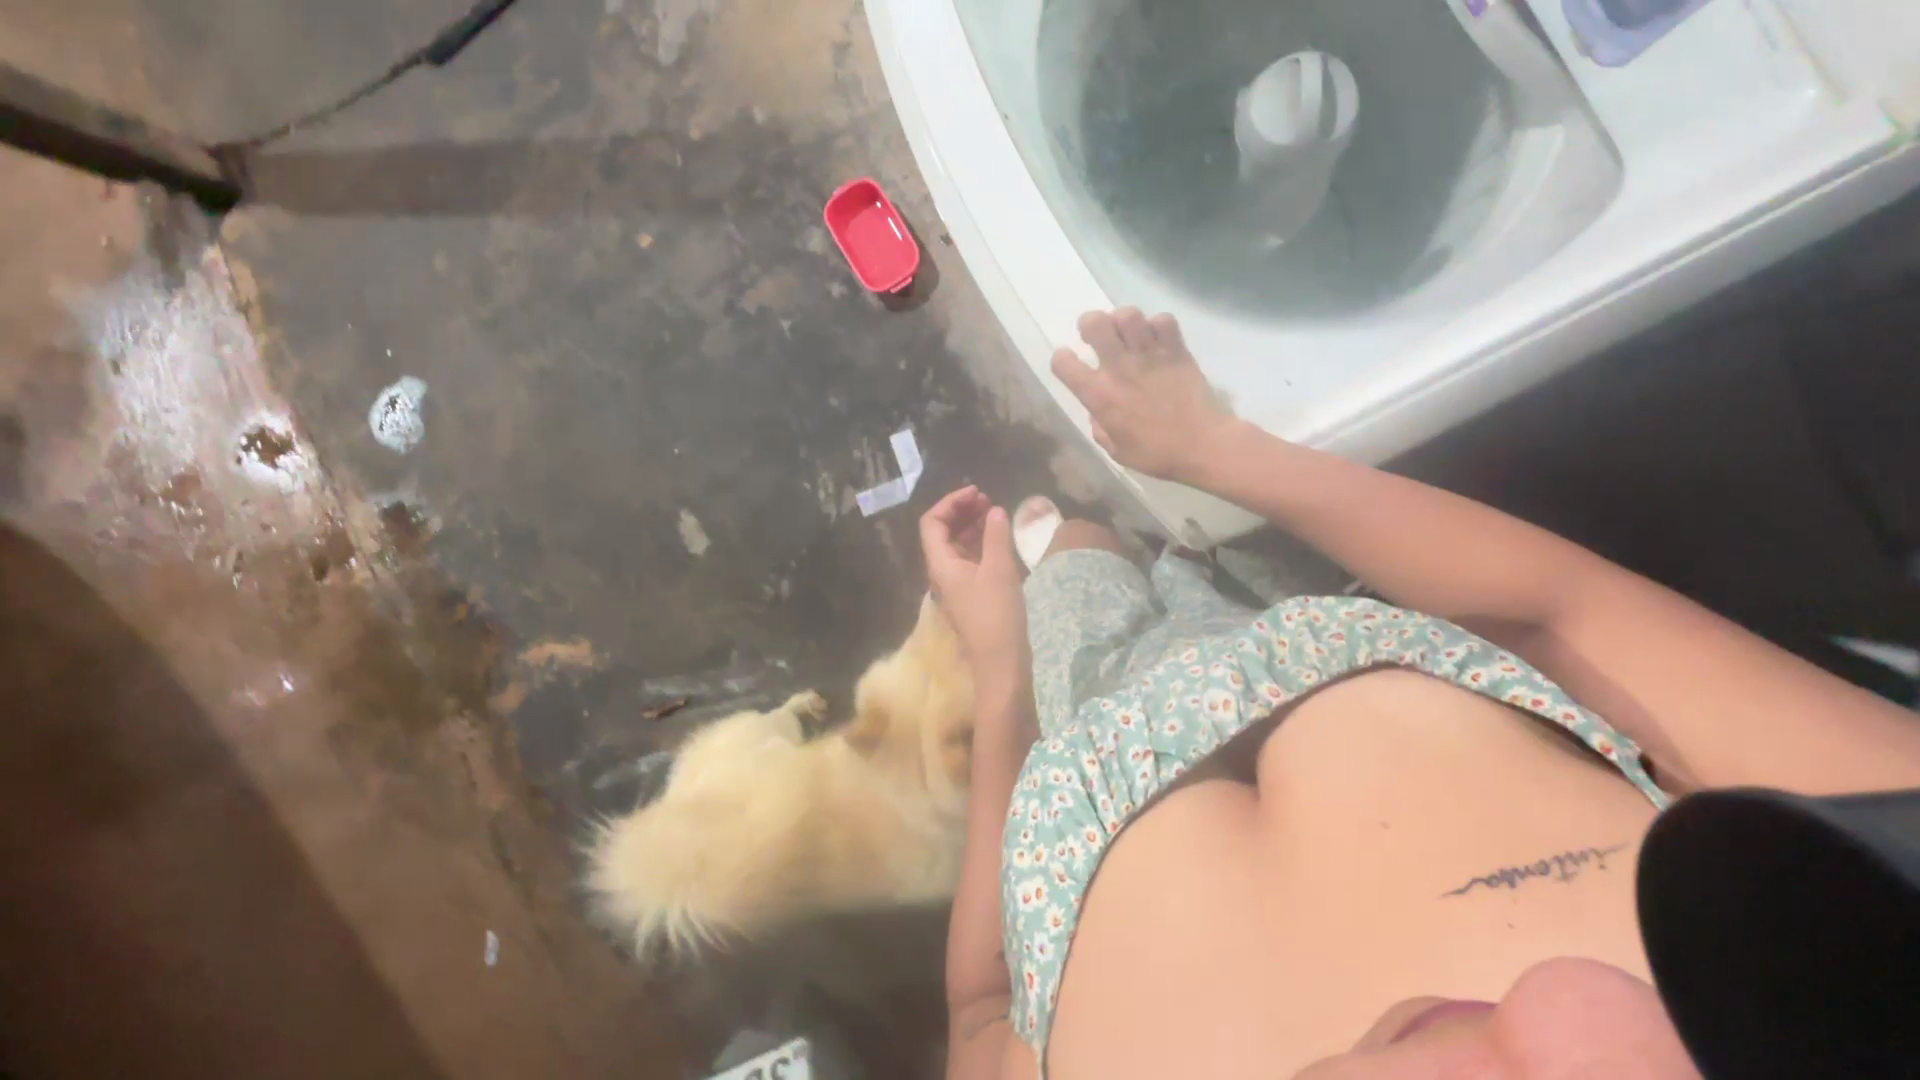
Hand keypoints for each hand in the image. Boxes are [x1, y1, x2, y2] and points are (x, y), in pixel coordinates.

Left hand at [919, 486, 1028, 690]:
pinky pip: (970, 560)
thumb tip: (995, 511)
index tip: (977, 493)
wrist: (1001, 660)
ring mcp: (957, 584)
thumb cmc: (996, 613)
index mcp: (940, 564)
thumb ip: (995, 535)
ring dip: (972, 526)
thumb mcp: (999, 569)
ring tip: (995, 514)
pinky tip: (999, 539)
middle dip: (962, 512)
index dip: (951, 502)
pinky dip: (981, 544)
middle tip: (988, 500)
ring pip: (958, 546)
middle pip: (943, 532)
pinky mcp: (972, 594)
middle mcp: (942, 572)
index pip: (932, 523)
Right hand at [1050, 308, 1240, 482]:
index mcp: (1099, 395)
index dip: (1063, 359)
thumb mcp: (1117, 451)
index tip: (1072, 365)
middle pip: (1094, 322)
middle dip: (1091, 324)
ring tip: (1130, 336)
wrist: (1202, 445)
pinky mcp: (1176, 350)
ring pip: (1128, 314)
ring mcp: (1149, 355)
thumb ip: (1100, 427)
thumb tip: (1097, 411)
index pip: (1063, 362)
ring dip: (1124, 321)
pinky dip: (1158, 326)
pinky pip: (1162, 320)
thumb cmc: (1157, 454)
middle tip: (1099, 338)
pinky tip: (1158, 340)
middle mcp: (1119, 368)